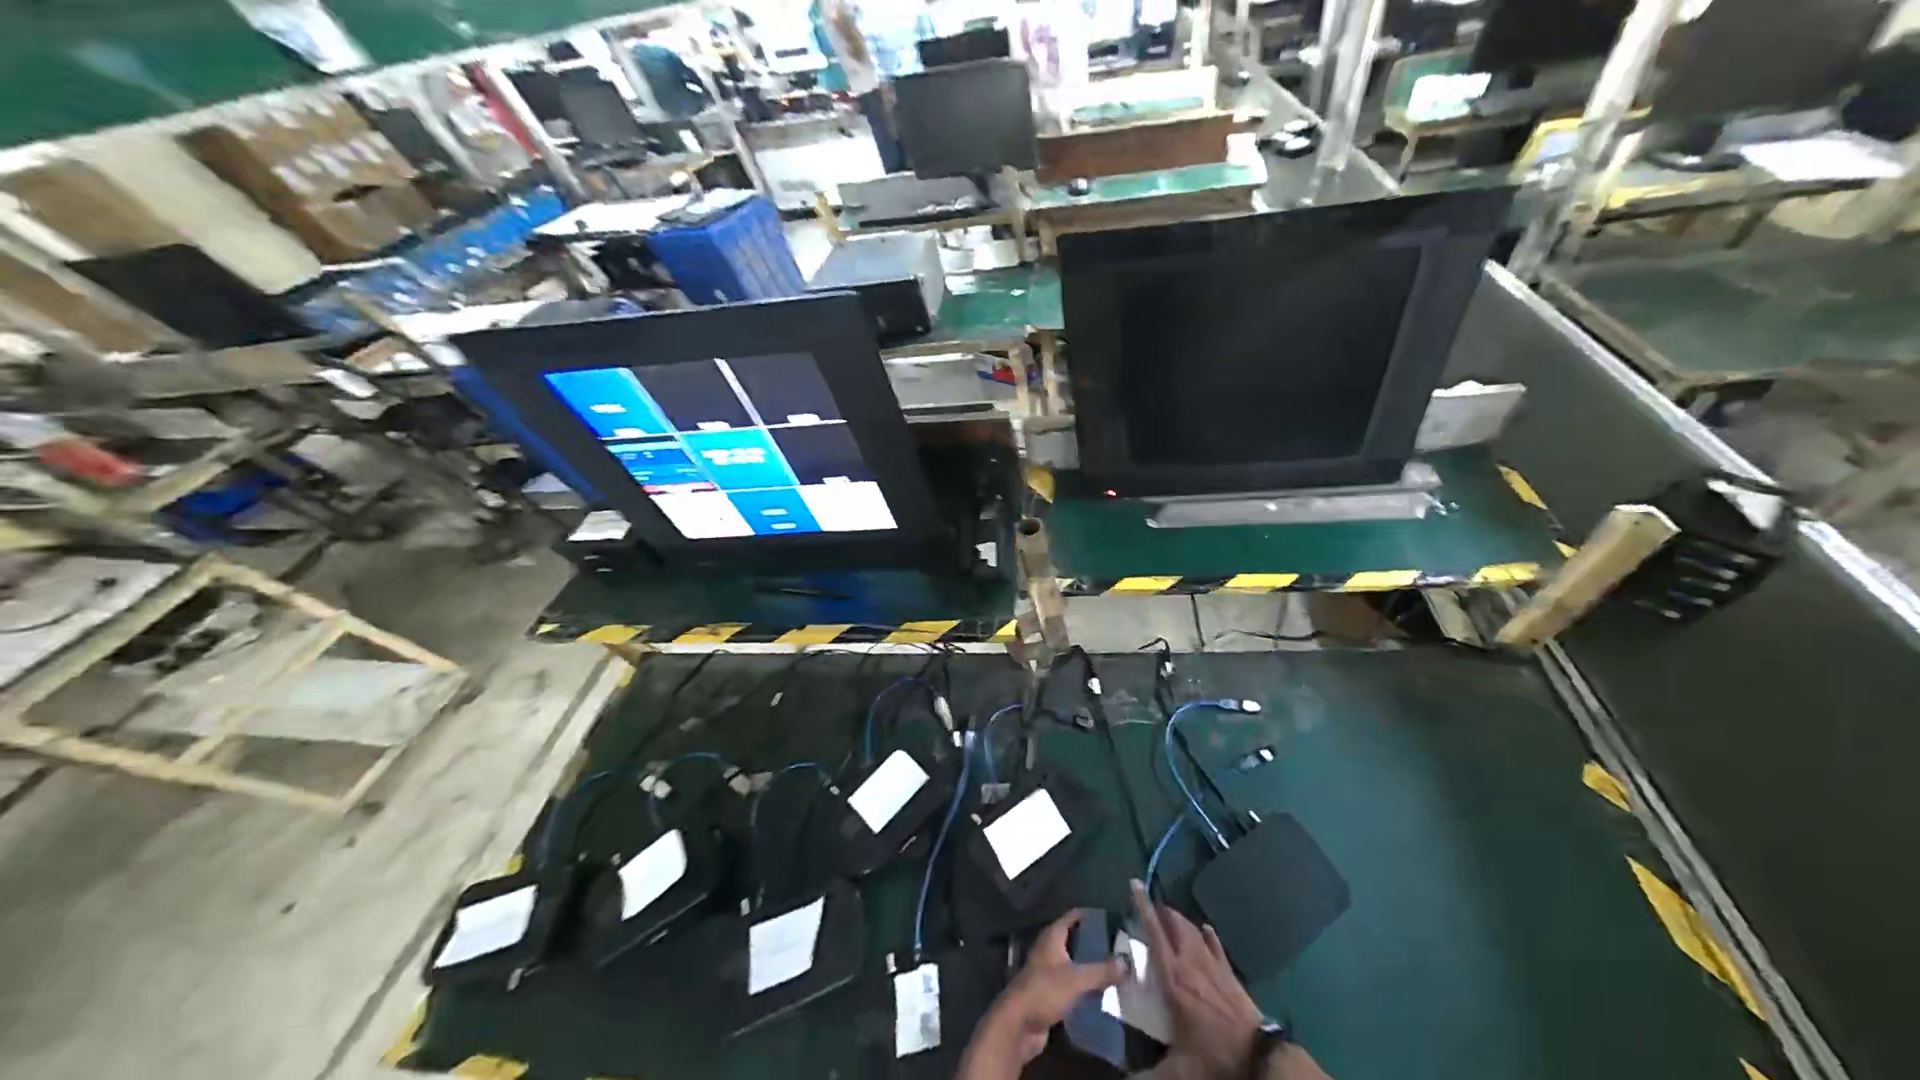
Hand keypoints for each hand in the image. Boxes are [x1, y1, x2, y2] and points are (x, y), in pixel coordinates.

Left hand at [958, 908, 1126, 1079]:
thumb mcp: (1077, 979)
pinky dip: (1084, 985)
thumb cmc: (1045, 991)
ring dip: (1090, 966)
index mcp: (1052, 938)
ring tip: (1115, 968)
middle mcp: (1048, 950)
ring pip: (1073, 963)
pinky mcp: (1049, 994)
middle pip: (1073, 940)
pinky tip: (1102, 992)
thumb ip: (1102, 970)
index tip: (1110, 918)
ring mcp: (1047, 972)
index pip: (1072, 917)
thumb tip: (1127, 963)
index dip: (1089, 915)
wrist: (1019, 1023)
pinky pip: (1071, 984)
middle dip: (1094, 943)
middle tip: (1118, 946)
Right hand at [1131, 879, 1264, 1077]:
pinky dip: (1208, 935)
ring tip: (1169, 915)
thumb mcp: (1179, 1069)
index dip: (1143, 907)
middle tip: (1148, 901)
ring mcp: (1213, 966)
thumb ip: (1148, 1075)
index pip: (1155, 932)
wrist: (1259, 1057)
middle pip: (1175, 924)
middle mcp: (1191, 963)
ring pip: (1193, 931)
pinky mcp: (1229, 974)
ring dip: (1180, 920)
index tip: (1134, 884)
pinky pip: (1216, 946)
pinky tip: (1205, 928)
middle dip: (1160, 909)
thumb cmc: (1215, 1056)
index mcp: (1173, 977)